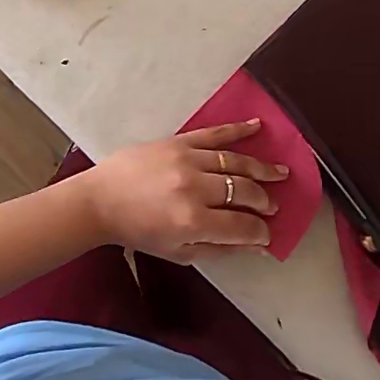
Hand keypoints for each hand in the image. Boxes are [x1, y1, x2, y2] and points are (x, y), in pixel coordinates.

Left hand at [75, 120, 289, 262]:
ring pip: (236, 162)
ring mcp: (186, 161)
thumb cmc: (136, 230)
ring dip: (261, 169)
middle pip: (245, 192)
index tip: (266, 233)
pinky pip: (214, 134)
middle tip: (272, 206)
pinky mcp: (176, 142)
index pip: (243, 226)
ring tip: (279, 174)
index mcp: (193, 221)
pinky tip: (258, 127)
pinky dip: (237, 130)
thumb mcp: (176, 252)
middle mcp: (194, 189)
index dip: (261, 232)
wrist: (100, 199)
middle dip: (264, 202)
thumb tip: (252, 244)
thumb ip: (216, 249)